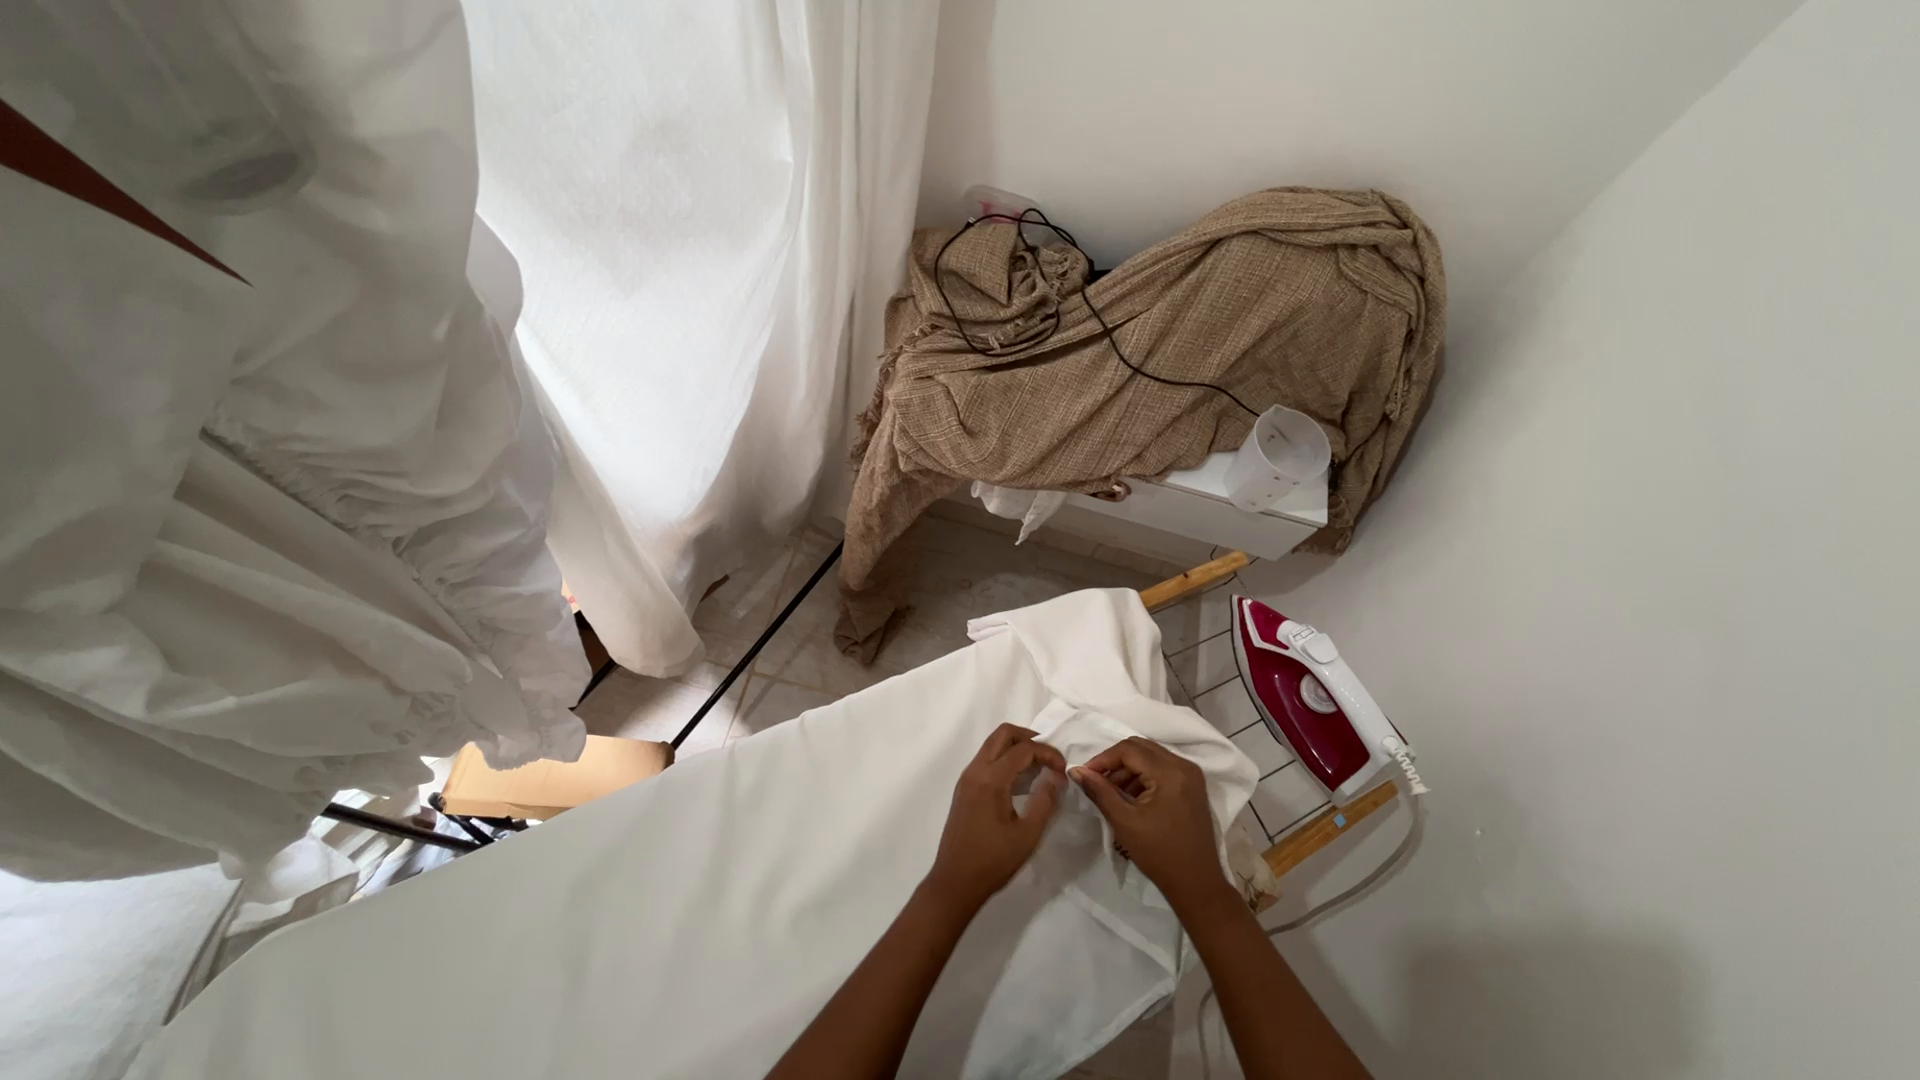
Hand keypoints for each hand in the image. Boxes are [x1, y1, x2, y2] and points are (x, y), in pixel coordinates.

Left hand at [926, 723, 1065, 908]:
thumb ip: (1045, 800)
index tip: (1064, 769)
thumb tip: (1057, 776)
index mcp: (991, 779)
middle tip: (1050, 757)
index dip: (1048, 753)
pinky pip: (986, 760)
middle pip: (1003, 734)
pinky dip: (1005, 760)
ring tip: (1040, 768)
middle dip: (1030, 738)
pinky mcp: (964, 789)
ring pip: (992, 745)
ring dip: (1016, 748)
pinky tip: (1021, 781)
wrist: (955, 882)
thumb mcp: (1028, 834)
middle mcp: (975, 771)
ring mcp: (966, 779)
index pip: (1023, 749)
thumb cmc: (993, 861)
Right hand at [1071, 737, 1228, 909]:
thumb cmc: (1159, 853)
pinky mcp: (1192, 786)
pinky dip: (1144, 776)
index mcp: (1170, 772)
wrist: (1196, 882)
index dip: (1103, 759)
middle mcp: (1184, 766)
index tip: (1085, 775)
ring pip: (1151, 756)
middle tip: (1097, 781)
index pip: (1129, 750)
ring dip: (1129, 769)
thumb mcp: (1124, 821)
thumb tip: (1076, 771)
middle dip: (1115, 761)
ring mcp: (1191, 775)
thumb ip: (1099, 791)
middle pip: (1141, 747)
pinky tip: (1131, 797)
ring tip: (1111, 792)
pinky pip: (1162, 768)